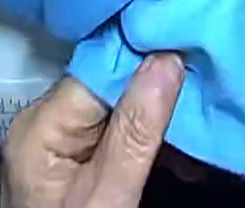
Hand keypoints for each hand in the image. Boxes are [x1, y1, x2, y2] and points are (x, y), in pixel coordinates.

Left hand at [1, 53, 185, 207]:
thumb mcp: (110, 203)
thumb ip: (136, 132)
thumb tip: (167, 58)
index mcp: (40, 126)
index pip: (98, 70)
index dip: (143, 59)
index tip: (188, 52)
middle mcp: (43, 124)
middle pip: (106, 86)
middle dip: (156, 92)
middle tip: (204, 93)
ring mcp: (56, 144)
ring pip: (116, 109)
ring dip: (159, 120)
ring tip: (200, 130)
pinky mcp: (72, 164)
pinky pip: (113, 135)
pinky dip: (147, 143)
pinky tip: (183, 155)